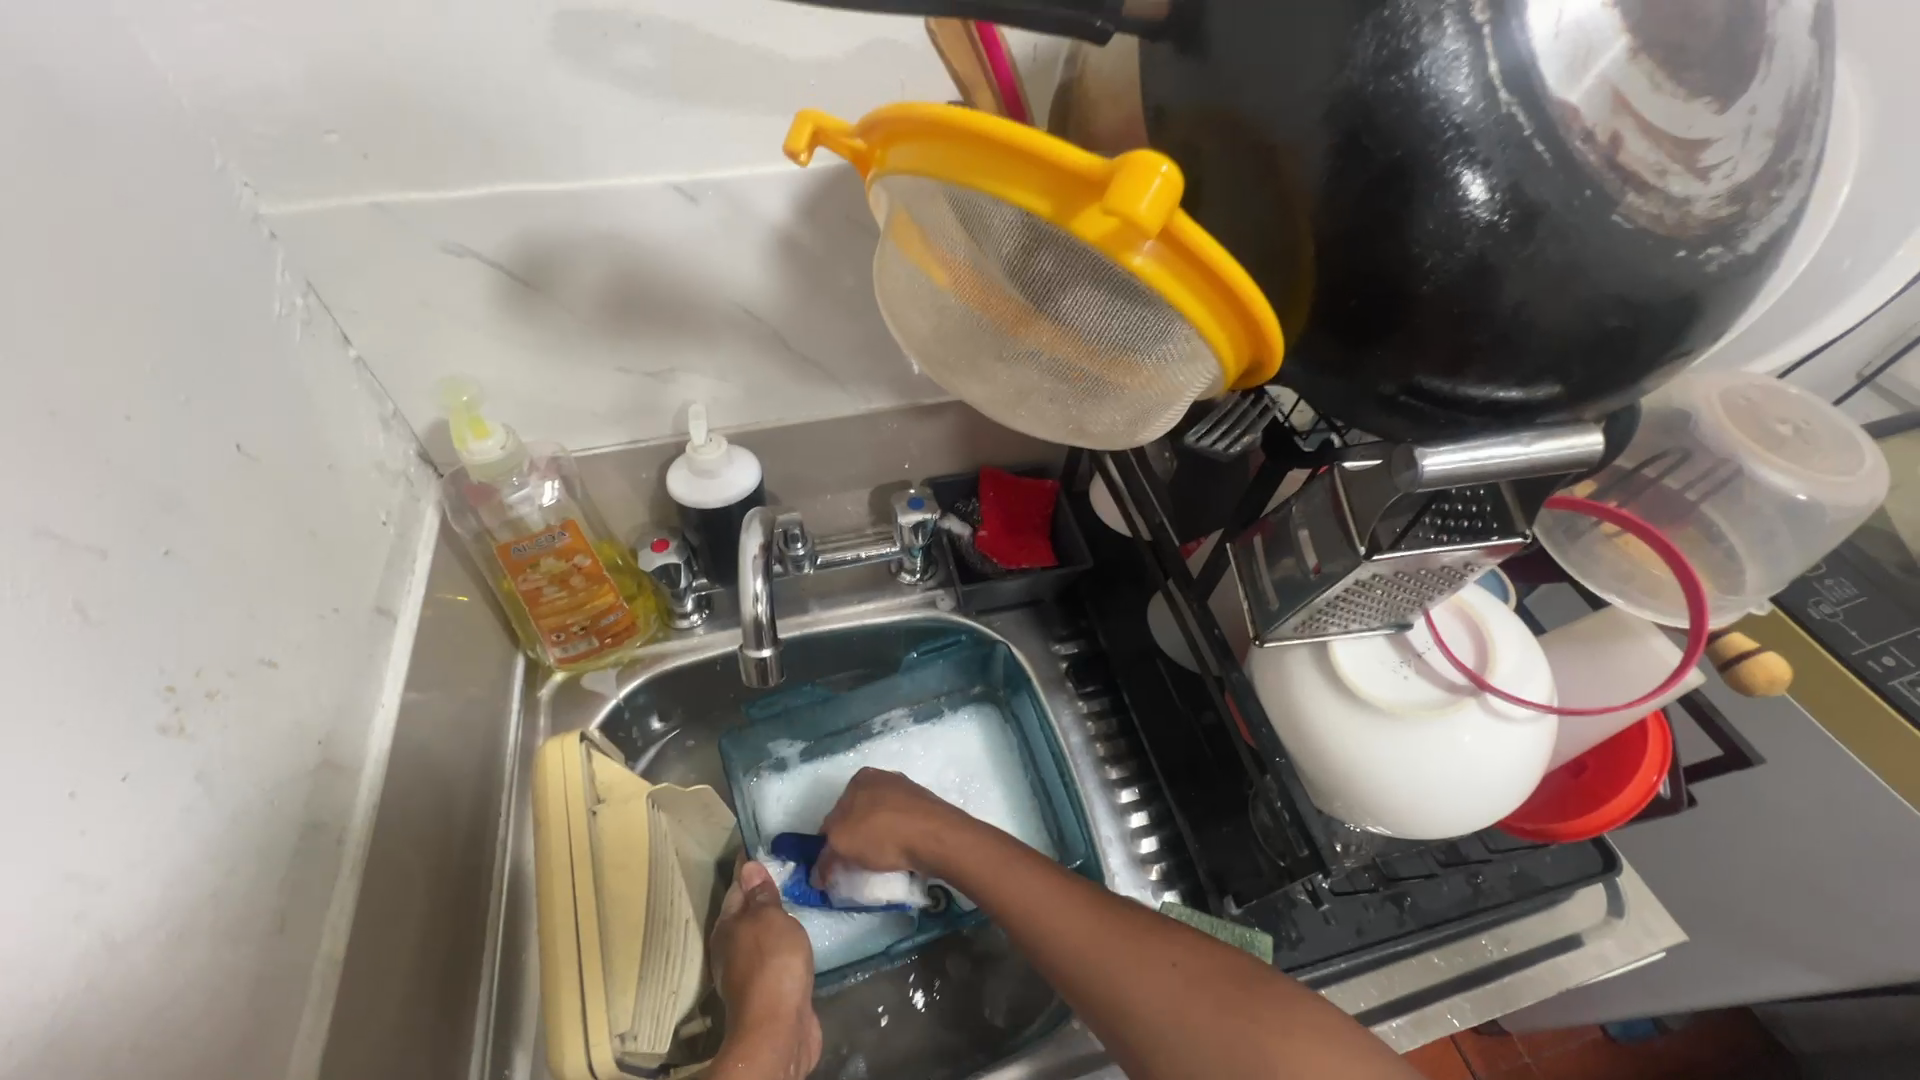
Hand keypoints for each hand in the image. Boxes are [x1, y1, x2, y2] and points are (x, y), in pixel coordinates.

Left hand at [709, 858, 819, 1078]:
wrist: (779, 1028)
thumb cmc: (772, 963)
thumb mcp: (769, 919)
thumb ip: (761, 895)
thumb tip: (748, 866)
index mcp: (726, 927)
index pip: (738, 887)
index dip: (751, 869)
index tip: (767, 848)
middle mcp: (733, 948)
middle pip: (749, 913)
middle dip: (766, 895)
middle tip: (792, 871)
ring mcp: (750, 971)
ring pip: (765, 936)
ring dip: (779, 921)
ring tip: (802, 900)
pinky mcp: (771, 989)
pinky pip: (779, 956)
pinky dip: (789, 944)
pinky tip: (804, 937)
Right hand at [819, 767, 973, 877]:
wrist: (934, 835)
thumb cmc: (881, 833)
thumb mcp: (840, 845)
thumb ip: (824, 858)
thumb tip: (816, 876)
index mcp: (859, 778)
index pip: (834, 813)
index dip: (830, 840)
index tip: (833, 862)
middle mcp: (883, 777)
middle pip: (858, 814)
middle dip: (854, 838)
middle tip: (854, 865)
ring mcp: (907, 790)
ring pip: (881, 820)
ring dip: (876, 839)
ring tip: (879, 863)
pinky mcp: (926, 807)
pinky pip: (902, 825)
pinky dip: (897, 839)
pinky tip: (899, 855)